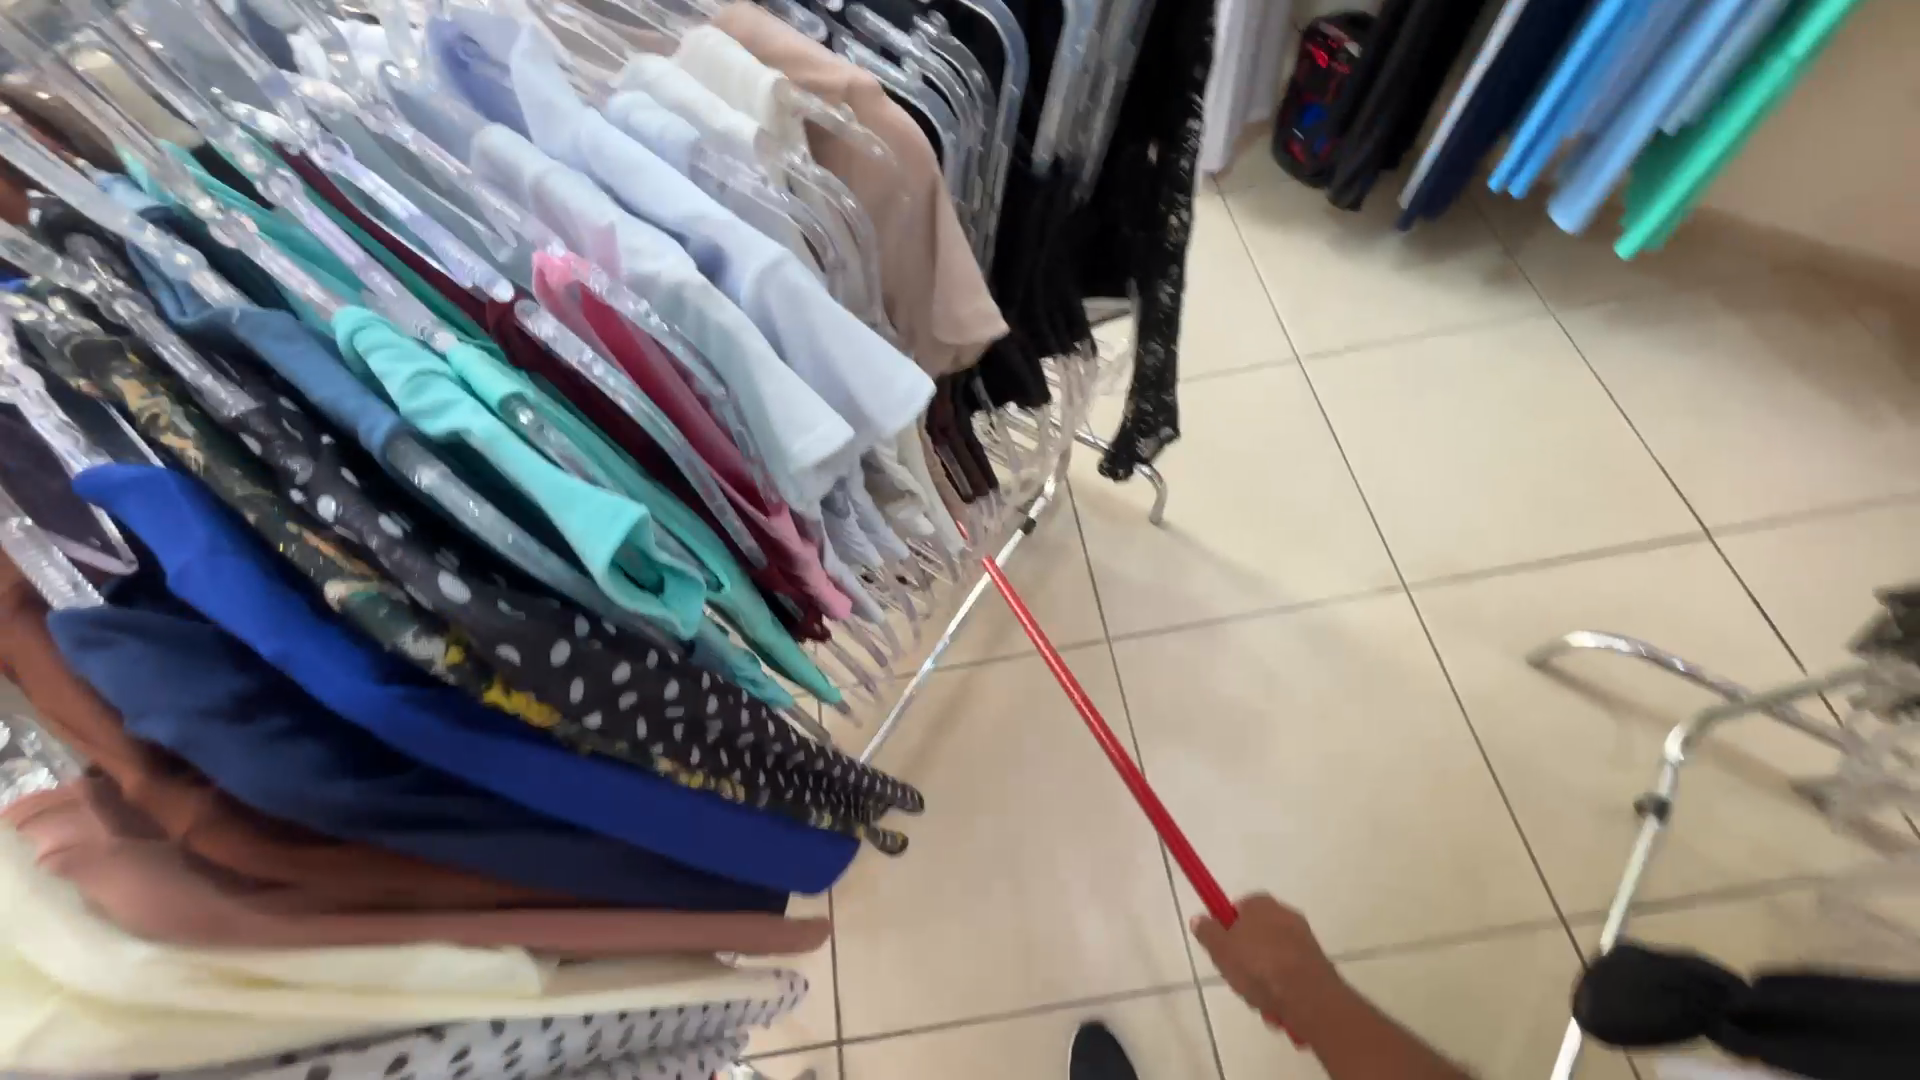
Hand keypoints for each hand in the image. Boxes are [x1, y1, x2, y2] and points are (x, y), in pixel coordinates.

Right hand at [1191, 894, 1345, 1032]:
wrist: (1308, 998)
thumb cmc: (1258, 967)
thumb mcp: (1220, 950)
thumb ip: (1207, 932)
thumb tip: (1197, 918)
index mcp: (1260, 903)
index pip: (1238, 908)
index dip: (1228, 929)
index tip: (1223, 950)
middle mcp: (1285, 914)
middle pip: (1257, 934)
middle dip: (1247, 958)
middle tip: (1238, 977)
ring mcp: (1305, 939)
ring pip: (1275, 958)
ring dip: (1266, 978)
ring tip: (1260, 1001)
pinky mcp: (1319, 964)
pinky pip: (1293, 974)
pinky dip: (1285, 989)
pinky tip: (1279, 1008)